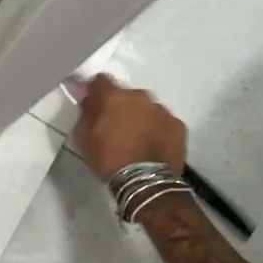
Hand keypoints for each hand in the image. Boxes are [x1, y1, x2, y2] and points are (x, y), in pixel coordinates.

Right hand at [72, 73, 188, 178]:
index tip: (94, 103)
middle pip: (127, 94)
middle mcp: (140, 97)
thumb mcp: (83, 137)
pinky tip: (154, 145)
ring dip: (141, 116)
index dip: (96, 90)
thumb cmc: (109, 158)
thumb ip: (86, 113)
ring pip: (147, 107)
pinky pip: (164, 121)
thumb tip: (89, 99)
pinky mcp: (178, 125)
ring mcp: (162, 110)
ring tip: (138, 138)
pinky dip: (158, 128)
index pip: (101, 80)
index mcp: (114, 96)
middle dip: (121, 105)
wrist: (146, 182)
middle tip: (117, 126)